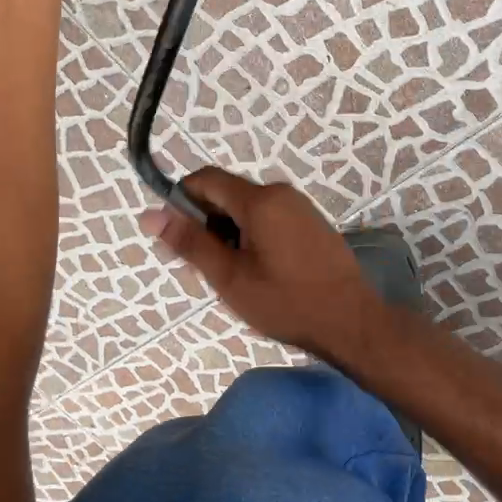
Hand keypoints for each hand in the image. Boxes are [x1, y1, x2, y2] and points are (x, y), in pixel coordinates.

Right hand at [141, 168, 381, 352]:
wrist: (350, 322)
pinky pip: (268, 221)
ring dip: (228, 238)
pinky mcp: (311, 224)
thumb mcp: (229, 277)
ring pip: (247, 212)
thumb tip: (151, 215)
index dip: (180, 202)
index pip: (205, 179)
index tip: (174, 239)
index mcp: (260, 200)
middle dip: (205, 227)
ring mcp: (300, 207)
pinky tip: (256, 276)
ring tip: (230, 280)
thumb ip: (190, 243)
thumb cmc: (286, 302)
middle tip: (201, 272)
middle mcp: (281, 193)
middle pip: (226, 196)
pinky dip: (251, 240)